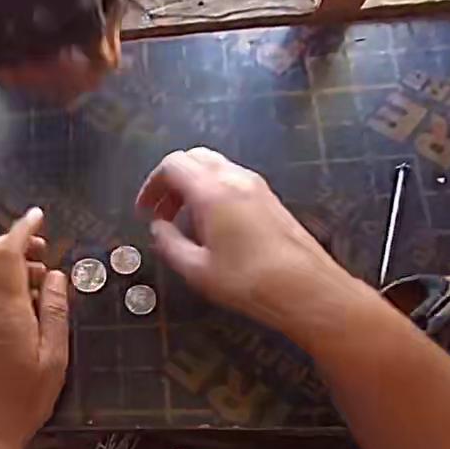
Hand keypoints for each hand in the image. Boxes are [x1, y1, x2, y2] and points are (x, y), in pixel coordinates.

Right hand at [0, 0, 123, 104]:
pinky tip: (25, 71)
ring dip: (37, 77)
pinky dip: (9, 70)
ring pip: (18, 58)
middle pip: (49, 48)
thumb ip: (108, 11)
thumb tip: (108, 62)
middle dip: (65, 73)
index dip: (93, 55)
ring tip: (52, 78)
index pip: (84, 25)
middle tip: (76, 83)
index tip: (100, 70)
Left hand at [0, 207, 69, 448]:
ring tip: (43, 277)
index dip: (20, 229)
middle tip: (43, 249)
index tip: (38, 215)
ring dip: (11, 262)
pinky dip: (8, 281)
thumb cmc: (29, 396)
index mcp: (6, 312)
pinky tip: (32, 299)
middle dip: (13, 241)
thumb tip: (55, 274)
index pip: (6, 256)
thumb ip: (54, 311)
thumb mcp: (55, 355)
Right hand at [136, 147, 365, 341]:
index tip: (144, 210)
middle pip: (193, 158)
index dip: (151, 185)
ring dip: (190, 187)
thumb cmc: (247, 281)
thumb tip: (158, 229)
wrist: (305, 290)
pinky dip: (210, 193)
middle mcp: (236, 180)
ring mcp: (256, 187)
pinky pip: (230, 182)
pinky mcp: (269, 199)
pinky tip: (207, 226)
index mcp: (212, 192)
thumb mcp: (194, 268)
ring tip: (180, 221)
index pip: (172, 165)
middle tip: (160, 211)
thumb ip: (167, 243)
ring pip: (213, 168)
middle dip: (170, 181)